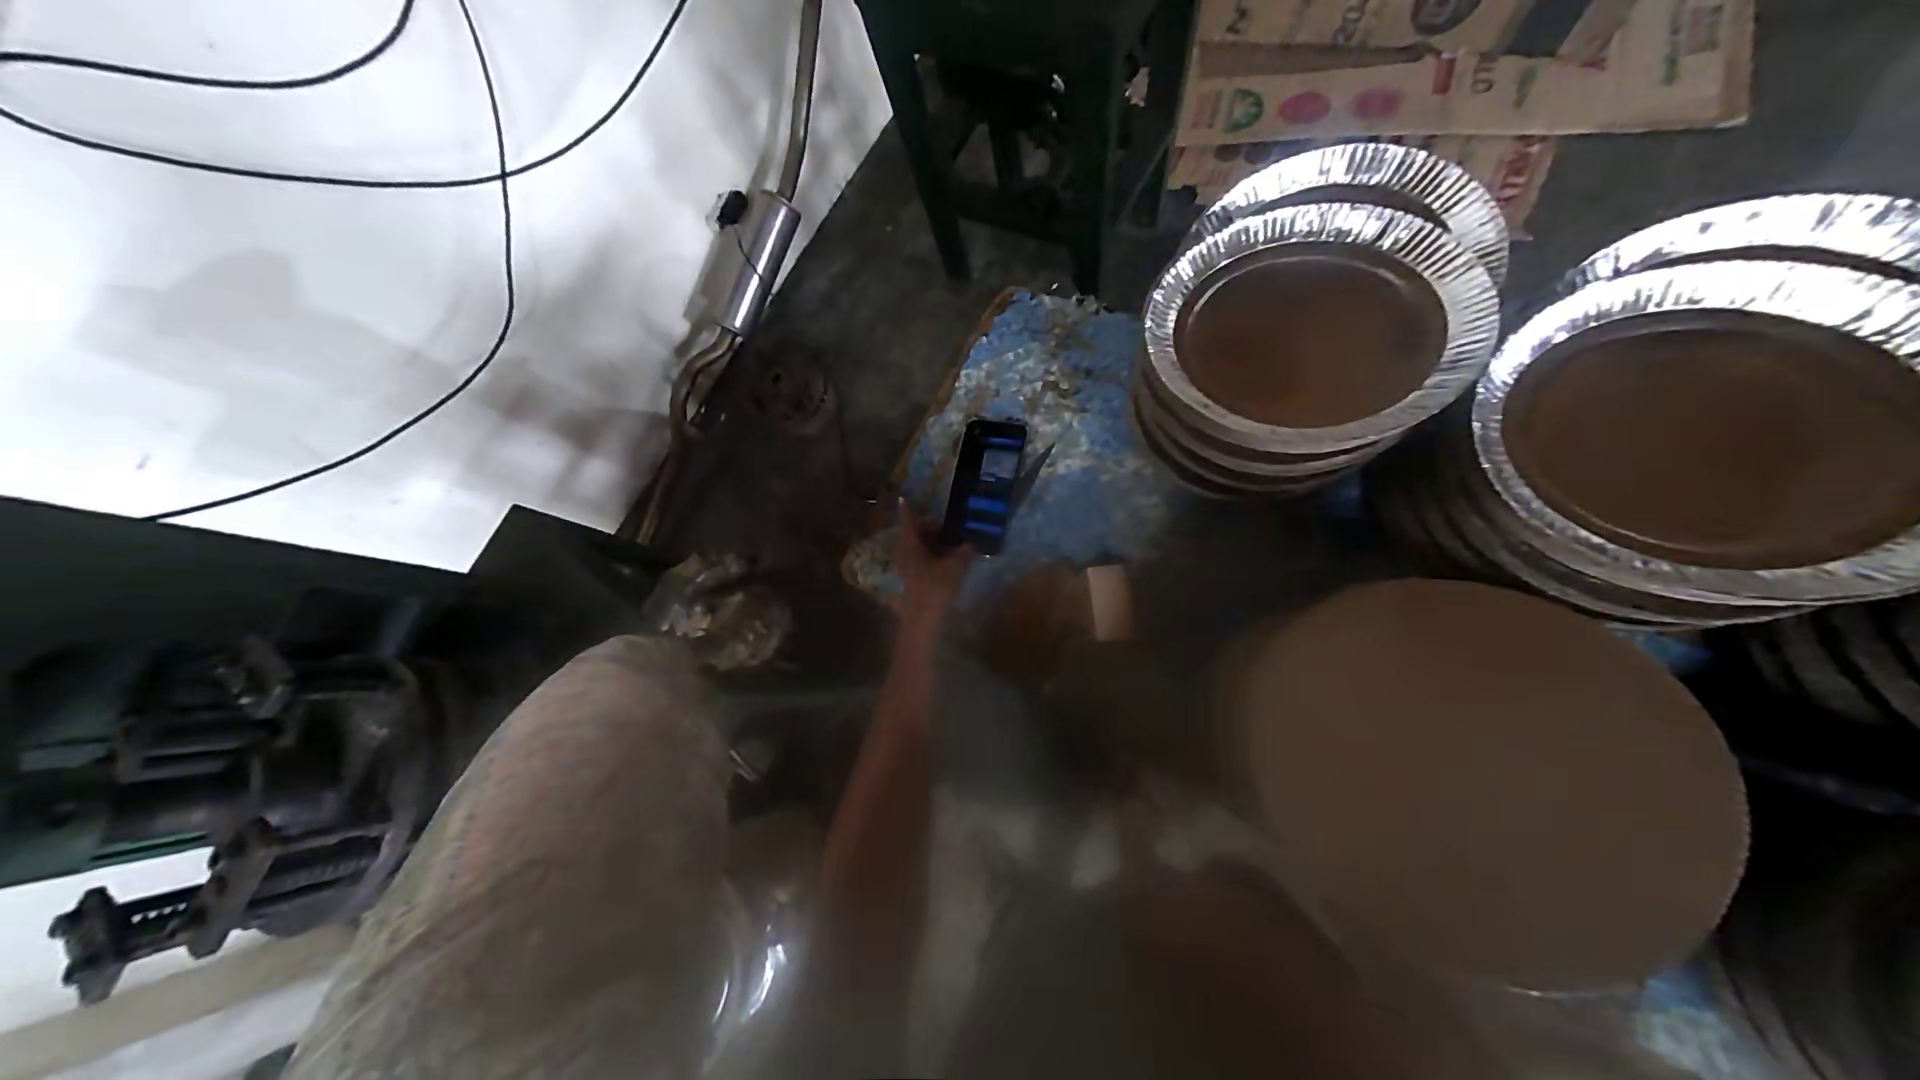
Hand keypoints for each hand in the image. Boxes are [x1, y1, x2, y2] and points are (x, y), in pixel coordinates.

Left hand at [893, 501, 973, 631]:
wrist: (922, 618)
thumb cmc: (936, 586)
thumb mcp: (955, 566)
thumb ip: (965, 551)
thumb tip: (974, 541)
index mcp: (910, 544)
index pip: (908, 520)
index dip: (908, 508)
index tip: (906, 496)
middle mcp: (903, 552)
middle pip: (911, 533)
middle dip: (926, 527)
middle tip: (943, 524)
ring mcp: (903, 566)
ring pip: (913, 546)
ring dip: (927, 541)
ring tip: (946, 540)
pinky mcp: (908, 578)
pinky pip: (915, 557)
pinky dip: (926, 553)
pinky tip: (941, 558)